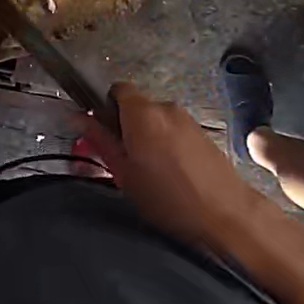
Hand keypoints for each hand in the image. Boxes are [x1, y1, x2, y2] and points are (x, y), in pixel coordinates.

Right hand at [82, 84, 265, 251]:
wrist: (224, 213)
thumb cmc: (168, 198)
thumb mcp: (124, 173)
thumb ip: (101, 140)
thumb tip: (79, 117)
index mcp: (143, 113)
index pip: (117, 89)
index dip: (106, 107)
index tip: (104, 132)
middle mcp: (166, 107)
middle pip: (137, 106)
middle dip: (127, 127)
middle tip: (124, 159)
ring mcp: (188, 118)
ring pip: (156, 120)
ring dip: (148, 137)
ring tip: (150, 171)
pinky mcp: (203, 132)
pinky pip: (174, 130)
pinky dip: (167, 143)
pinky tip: (171, 173)